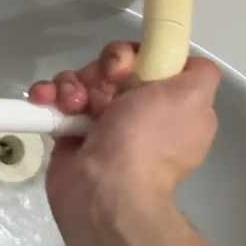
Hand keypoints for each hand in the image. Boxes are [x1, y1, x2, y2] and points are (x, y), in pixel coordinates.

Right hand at [27, 42, 220, 230]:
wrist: (104, 189)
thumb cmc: (146, 140)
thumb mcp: (192, 96)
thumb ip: (200, 72)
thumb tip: (183, 65)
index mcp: (172, 106)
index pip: (155, 65)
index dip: (140, 56)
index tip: (130, 66)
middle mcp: (139, 113)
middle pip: (114, 68)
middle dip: (101, 69)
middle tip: (101, 84)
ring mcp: (103, 124)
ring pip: (83, 82)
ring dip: (70, 85)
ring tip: (69, 104)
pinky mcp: (70, 132)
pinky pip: (56, 101)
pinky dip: (48, 97)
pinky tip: (45, 102)